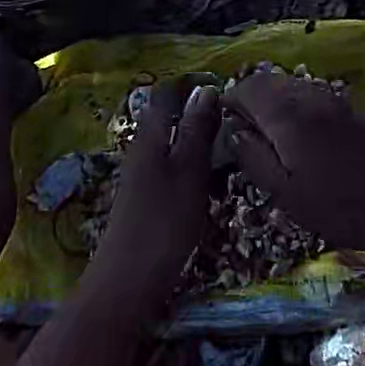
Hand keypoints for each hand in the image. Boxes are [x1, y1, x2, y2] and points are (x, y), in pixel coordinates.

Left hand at [92, 79, 219, 297]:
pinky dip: (193, 163)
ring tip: (230, 141)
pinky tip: (211, 176)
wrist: (128, 280)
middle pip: (168, 117)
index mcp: (151, 137)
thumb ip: (197, 131)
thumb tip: (207, 89)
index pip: (166, 95)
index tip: (224, 85)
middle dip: (198, 111)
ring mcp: (142, 175)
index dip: (191, 85)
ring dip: (198, 138)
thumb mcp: (189, 172)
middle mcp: (142, 149)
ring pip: (172, 142)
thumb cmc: (163, 222)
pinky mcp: (147, 197)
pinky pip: (173, 166)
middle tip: (236, 115)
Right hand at [220, 72, 364, 252]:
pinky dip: (296, 107)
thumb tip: (233, 133)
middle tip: (243, 132)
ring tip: (269, 136)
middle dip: (249, 100)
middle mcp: (310, 97)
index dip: (229, 102)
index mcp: (289, 115)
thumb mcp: (287, 194)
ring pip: (291, 86)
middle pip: (268, 81)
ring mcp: (334, 100)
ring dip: (272, 102)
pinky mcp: (352, 109)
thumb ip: (254, 158)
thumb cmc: (343, 207)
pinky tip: (301, 138)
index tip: (223, 126)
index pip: (247, 87)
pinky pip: (312, 96)